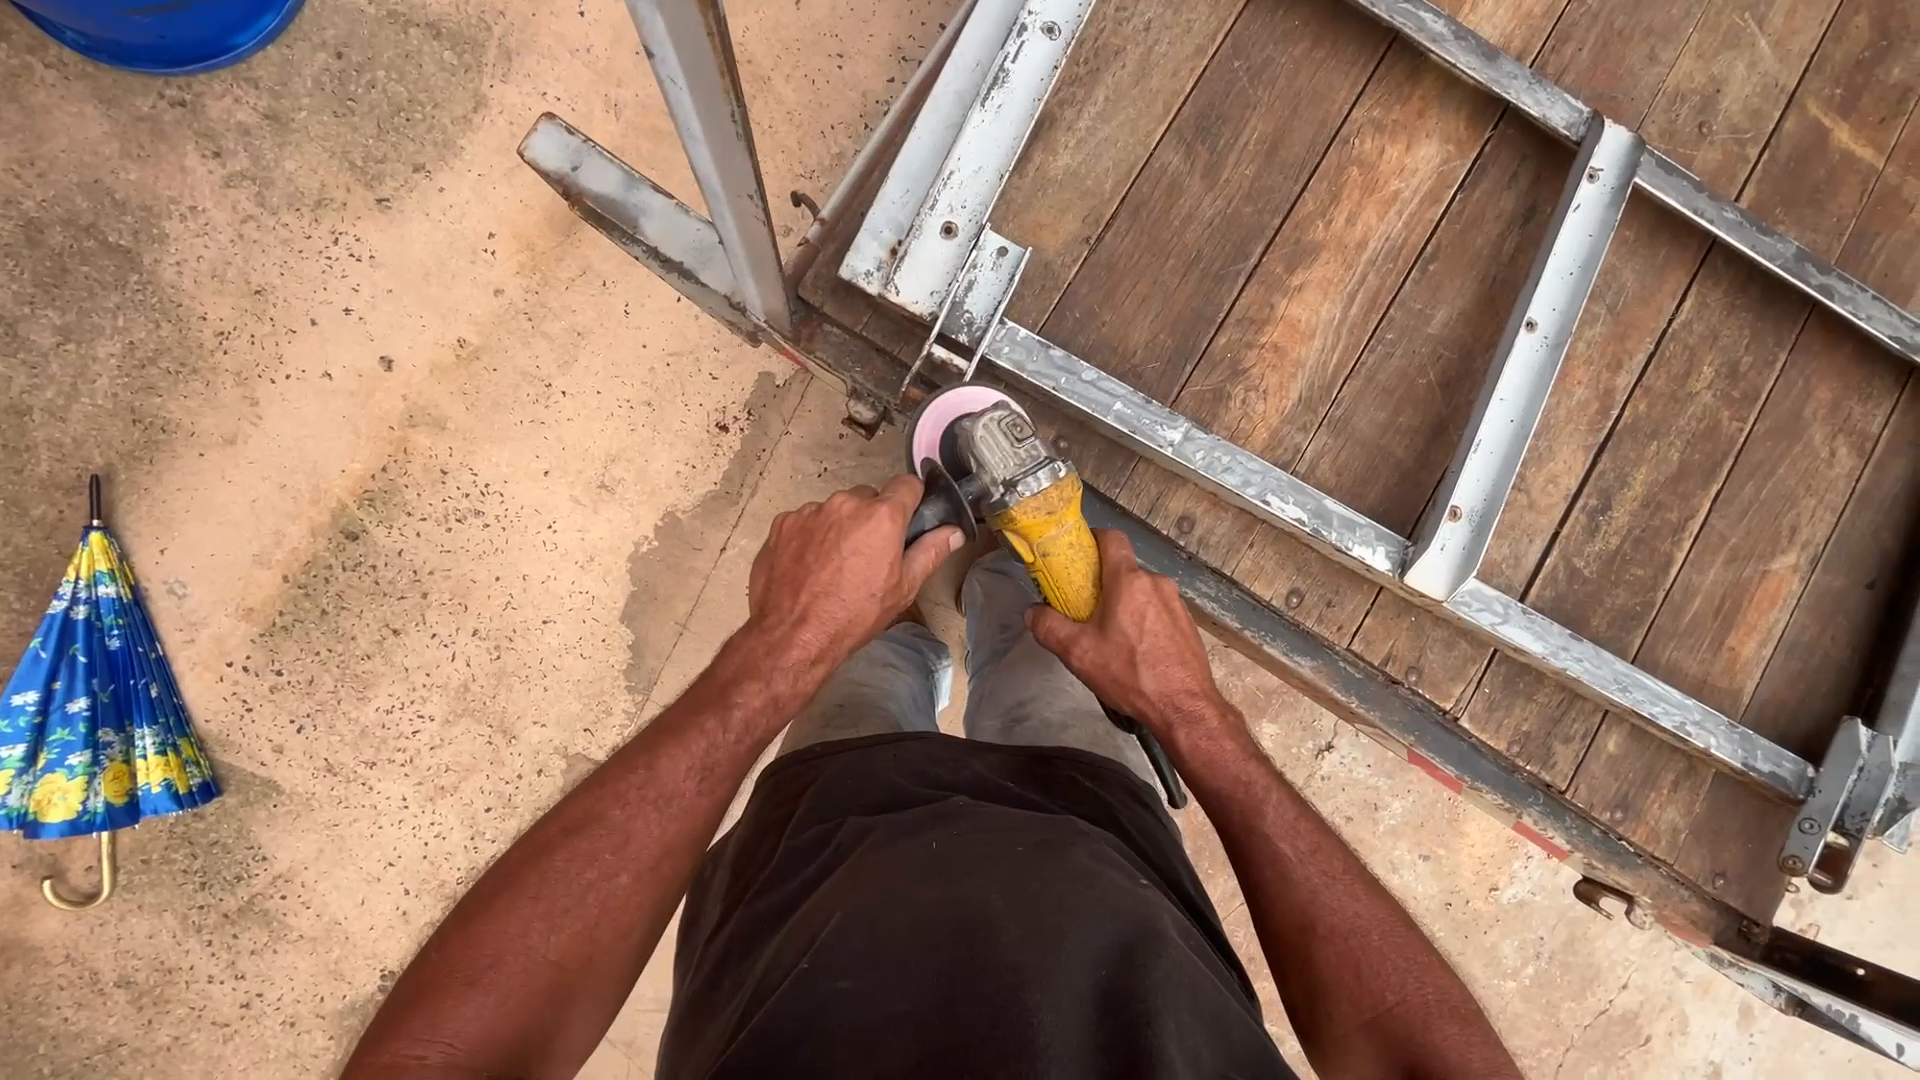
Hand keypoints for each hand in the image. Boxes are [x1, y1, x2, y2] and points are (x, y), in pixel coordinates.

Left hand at [745, 475, 963, 675]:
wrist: (793, 635)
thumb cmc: (851, 616)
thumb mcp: (903, 588)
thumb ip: (930, 552)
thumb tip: (953, 533)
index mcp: (881, 517)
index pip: (907, 484)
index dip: (911, 500)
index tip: (908, 518)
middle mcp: (846, 504)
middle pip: (869, 497)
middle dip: (872, 519)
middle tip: (870, 554)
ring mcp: (811, 512)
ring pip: (836, 509)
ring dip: (841, 527)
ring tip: (836, 565)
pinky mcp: (783, 524)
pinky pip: (807, 520)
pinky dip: (812, 536)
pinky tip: (812, 566)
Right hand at [1026, 529, 1235, 745]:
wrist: (1185, 708)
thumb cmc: (1130, 674)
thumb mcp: (1078, 653)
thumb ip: (1048, 627)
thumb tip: (1032, 613)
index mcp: (1128, 581)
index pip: (1112, 538)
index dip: (1092, 539)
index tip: (1077, 555)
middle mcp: (1155, 583)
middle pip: (1123, 570)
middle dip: (1102, 583)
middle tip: (1084, 610)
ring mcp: (1176, 603)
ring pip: (1141, 592)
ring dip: (1123, 604)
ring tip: (1109, 637)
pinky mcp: (1187, 624)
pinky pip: (1158, 610)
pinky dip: (1142, 621)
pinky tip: (1135, 651)